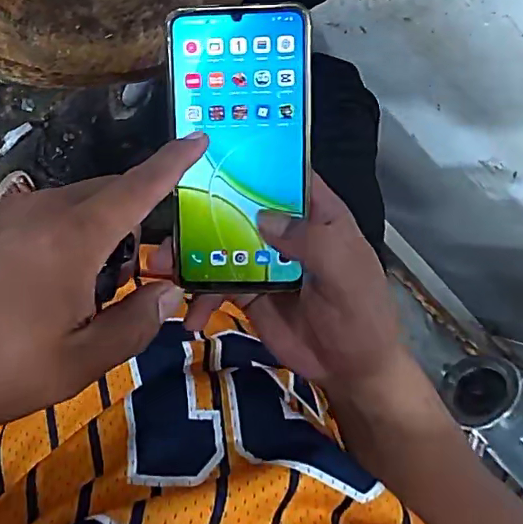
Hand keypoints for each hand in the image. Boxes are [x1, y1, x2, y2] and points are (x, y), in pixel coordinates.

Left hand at [0, 135, 207, 446]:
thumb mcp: (75, 363)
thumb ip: (132, 325)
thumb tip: (168, 294)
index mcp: (74, 235)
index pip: (137, 186)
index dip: (173, 162)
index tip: (197, 138)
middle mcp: (40, 209)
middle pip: (103, 196)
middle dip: (131, 219)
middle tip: (135, 272)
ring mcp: (2, 214)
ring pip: (67, 208)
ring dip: (91, 235)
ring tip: (80, 295)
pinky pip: (34, 220)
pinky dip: (55, 240)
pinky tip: (32, 291)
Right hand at [159, 171, 442, 417]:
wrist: (352, 372)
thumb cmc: (360, 313)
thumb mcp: (345, 271)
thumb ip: (310, 239)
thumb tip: (263, 216)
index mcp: (314, 213)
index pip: (282, 174)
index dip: (252, 159)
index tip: (212, 151)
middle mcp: (284, 228)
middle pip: (237, 205)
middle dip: (200, 209)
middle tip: (170, 218)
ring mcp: (261, 258)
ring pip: (217, 243)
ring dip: (188, 255)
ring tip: (162, 269)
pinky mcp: (246, 288)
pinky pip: (214, 282)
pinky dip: (198, 296)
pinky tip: (189, 316)